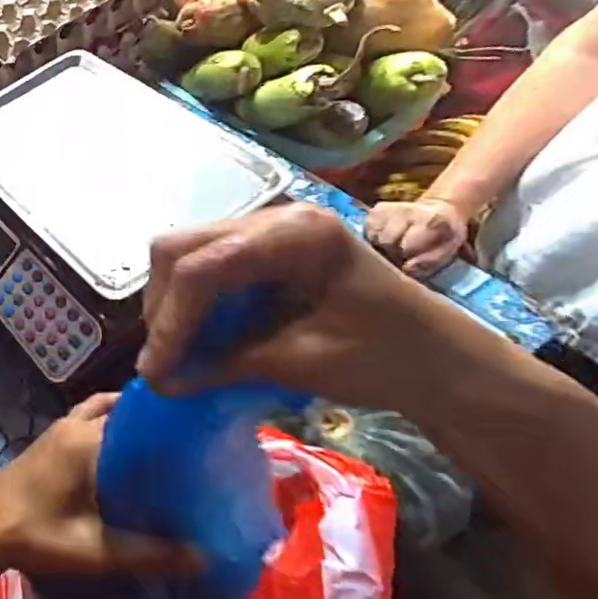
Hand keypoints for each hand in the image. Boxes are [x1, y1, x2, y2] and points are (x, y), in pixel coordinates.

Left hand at [0, 394, 200, 578]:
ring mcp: (58, 429)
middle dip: (154, 419)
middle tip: (190, 440)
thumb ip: (150, 554)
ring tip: (164, 445)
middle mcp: (73, 424)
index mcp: (85, 439)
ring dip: (128, 421)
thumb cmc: (36, 534)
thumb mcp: (95, 549)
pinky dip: (109, 427)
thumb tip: (205, 557)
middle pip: (121, 408)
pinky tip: (126, 455)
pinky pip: (87, 421)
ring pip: (102, 411)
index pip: (138, 415)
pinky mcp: (49, 441)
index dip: (171, 422)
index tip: (204, 434)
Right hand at [139, 202, 516, 418]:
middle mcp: (272, 216)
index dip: (170, 321)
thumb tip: (158, 382)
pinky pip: (199, 265)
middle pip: (178, 250)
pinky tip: (191, 336)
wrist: (442, 360)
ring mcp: (262, 227)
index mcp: (297, 234)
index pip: (202, 268)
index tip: (155, 373)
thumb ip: (222, 365)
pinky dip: (186, 303)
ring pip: (180, 255)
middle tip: (161, 361)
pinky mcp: (257, 247)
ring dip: (168, 305)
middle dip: (161, 309)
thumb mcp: (300, 363)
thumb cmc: (388, 360)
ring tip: (174, 353)